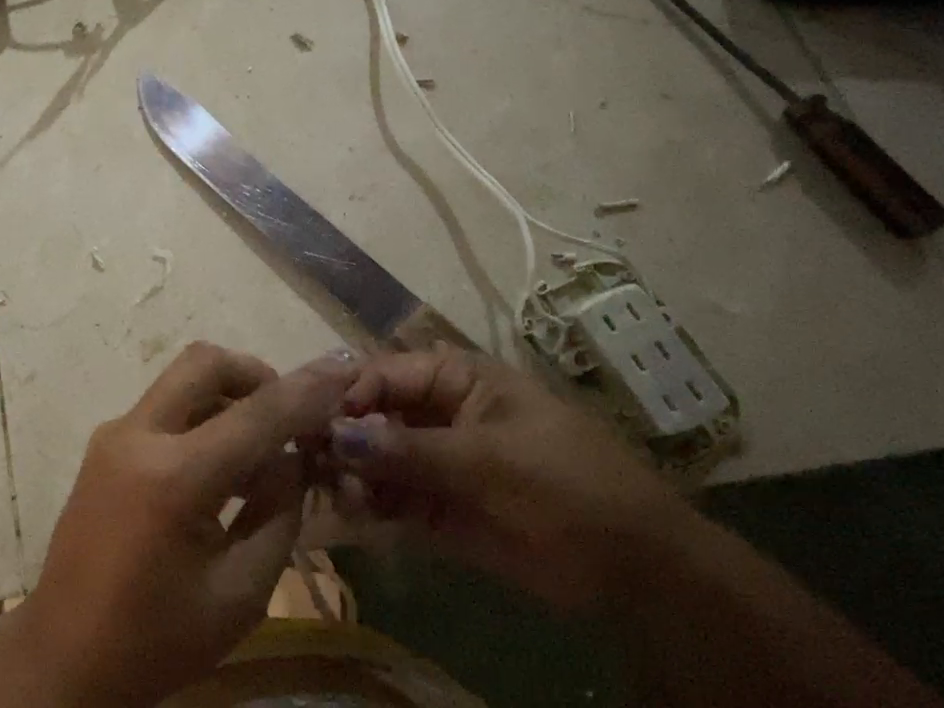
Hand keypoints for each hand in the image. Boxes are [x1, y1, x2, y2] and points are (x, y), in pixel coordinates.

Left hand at [0, 342, 355, 705]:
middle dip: (256, 374)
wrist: (65, 654)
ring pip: (180, 382)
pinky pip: (162, 409)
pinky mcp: (104, 448)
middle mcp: (137, 436)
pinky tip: (224, 470)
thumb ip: (277, 514)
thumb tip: (294, 458)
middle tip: (290, 416)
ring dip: (227, 397)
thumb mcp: (240, 592)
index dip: (306, 391)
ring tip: (264, 455)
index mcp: (173, 476)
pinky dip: (200, 418)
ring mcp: (113, 437)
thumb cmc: (157, 637)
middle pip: (203, 363)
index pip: (256, 414)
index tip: (344, 373)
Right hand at [329, 347, 704, 612]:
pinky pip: (389, 498)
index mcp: (458, 382)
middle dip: (341, 436)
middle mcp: (439, 415)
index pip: (385, 373)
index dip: (349, 392)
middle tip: (310, 460)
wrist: (633, 569)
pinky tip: (353, 514)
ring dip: (351, 473)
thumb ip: (407, 449)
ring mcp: (436, 463)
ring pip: (374, 458)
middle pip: (372, 415)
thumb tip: (335, 435)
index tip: (316, 421)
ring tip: (339, 494)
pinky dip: (368, 505)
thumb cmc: (565, 487)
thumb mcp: (486, 460)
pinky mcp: (436, 509)